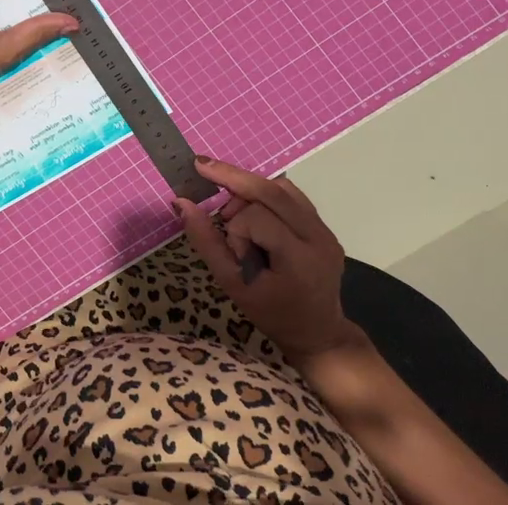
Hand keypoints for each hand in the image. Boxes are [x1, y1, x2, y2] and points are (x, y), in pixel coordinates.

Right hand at [174, 157, 359, 364]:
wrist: (317, 333)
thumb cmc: (272, 314)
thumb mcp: (231, 284)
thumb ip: (206, 241)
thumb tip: (181, 202)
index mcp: (299, 259)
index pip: (258, 218)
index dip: (236, 228)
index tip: (234, 253)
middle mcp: (319, 238)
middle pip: (273, 191)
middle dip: (235, 181)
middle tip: (204, 173)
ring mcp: (326, 231)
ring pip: (283, 188)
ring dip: (252, 189)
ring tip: (235, 212)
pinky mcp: (326, 228)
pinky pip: (293, 196)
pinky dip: (267, 195)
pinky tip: (253, 210)